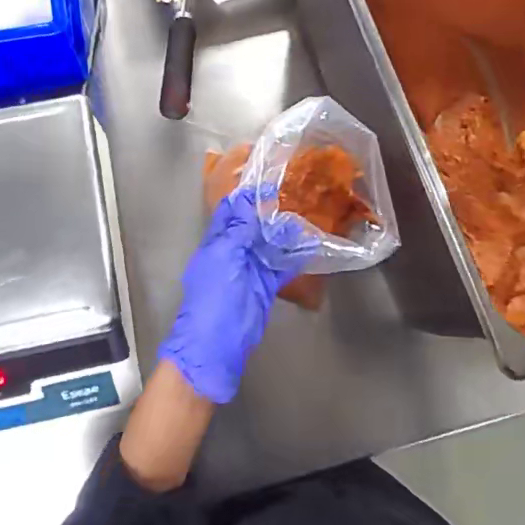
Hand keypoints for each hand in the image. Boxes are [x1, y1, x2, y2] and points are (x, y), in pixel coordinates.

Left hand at [159, 188, 305, 403]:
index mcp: (215, 243)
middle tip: (296, 195)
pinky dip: (294, 258)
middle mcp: (231, 254)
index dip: (246, 196)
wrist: (216, 344)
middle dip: (271, 213)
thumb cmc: (214, 298)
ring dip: (286, 234)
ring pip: (269, 246)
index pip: (230, 212)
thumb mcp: (224, 256)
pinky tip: (311, 247)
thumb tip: (247, 200)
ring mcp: (248, 272)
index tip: (269, 180)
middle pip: (252, 227)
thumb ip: (238, 229)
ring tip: (308, 218)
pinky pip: (280, 268)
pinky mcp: (264, 288)